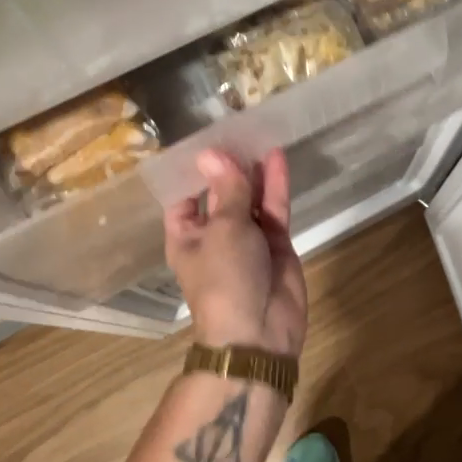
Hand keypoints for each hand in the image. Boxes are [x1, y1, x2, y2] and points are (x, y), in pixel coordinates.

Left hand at [164, 148, 307, 357]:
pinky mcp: (276, 244)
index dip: (193, 171)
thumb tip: (212, 153)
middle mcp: (215, 236)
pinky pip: (274, 209)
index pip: (184, 198)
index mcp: (186, 237)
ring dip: (253, 172)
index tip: (204, 139)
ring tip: (258, 135)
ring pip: (250, 199)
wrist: (259, 333)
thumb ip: (228, 189)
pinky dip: (275, 185)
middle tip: (237, 129)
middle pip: (220, 194)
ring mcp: (248, 240)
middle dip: (228, 167)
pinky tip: (277, 156)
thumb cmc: (226, 279)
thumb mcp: (223, 229)